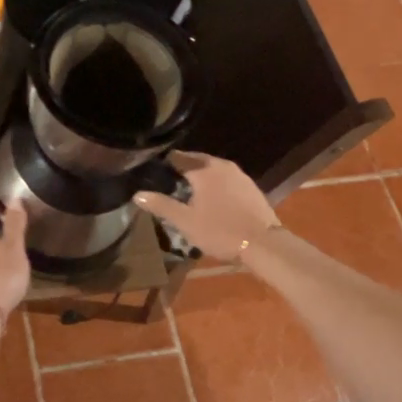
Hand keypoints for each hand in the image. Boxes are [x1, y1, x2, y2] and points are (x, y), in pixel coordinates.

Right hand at [134, 151, 278, 263]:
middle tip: (167, 179)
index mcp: (203, 170)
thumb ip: (161, 205)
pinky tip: (211, 197)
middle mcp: (221, 165)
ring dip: (200, 175)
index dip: (163, 162)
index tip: (151, 169)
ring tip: (186, 188)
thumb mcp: (186, 221)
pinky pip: (226, 178)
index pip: (178, 157)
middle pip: (196, 160)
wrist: (264, 244)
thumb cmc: (220, 231)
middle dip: (182, 167)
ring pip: (212, 168)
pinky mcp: (250, 186)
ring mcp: (239, 175)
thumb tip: (138, 194)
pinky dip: (215, 182)